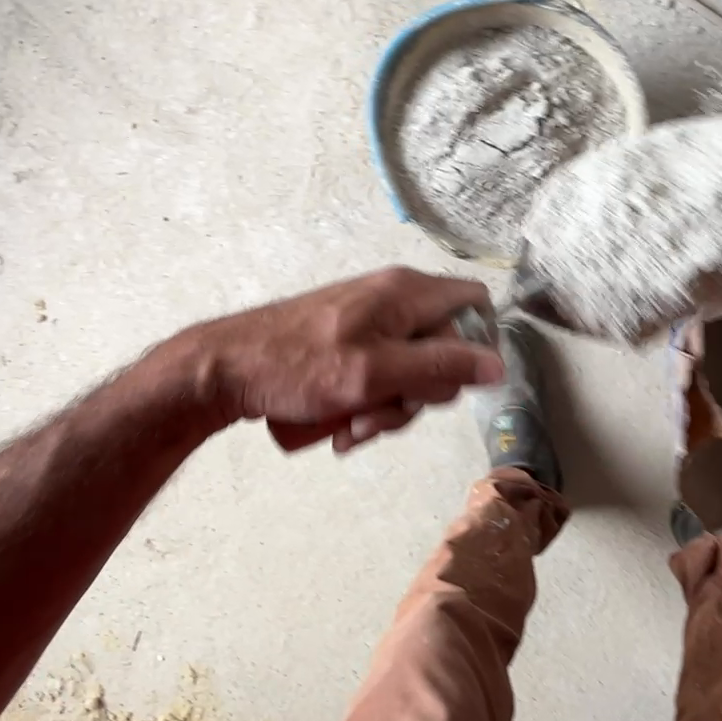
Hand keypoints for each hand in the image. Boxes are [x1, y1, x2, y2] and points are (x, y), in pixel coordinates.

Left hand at [150, 267, 503, 452]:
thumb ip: (441, 368)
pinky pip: (380, 372)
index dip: (478, 345)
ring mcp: (370, 319)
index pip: (476, 305)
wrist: (222, 369)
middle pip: (444, 347)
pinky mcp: (349, 340)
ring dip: (389, 407)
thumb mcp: (375, 374)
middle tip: (382, 416)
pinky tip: (339, 425)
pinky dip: (368, 402)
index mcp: (408, 292)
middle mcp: (395, 298)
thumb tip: (500, 365)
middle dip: (420, 392)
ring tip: (350, 428)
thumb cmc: (297, 367)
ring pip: (411, 368)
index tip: (454, 384)